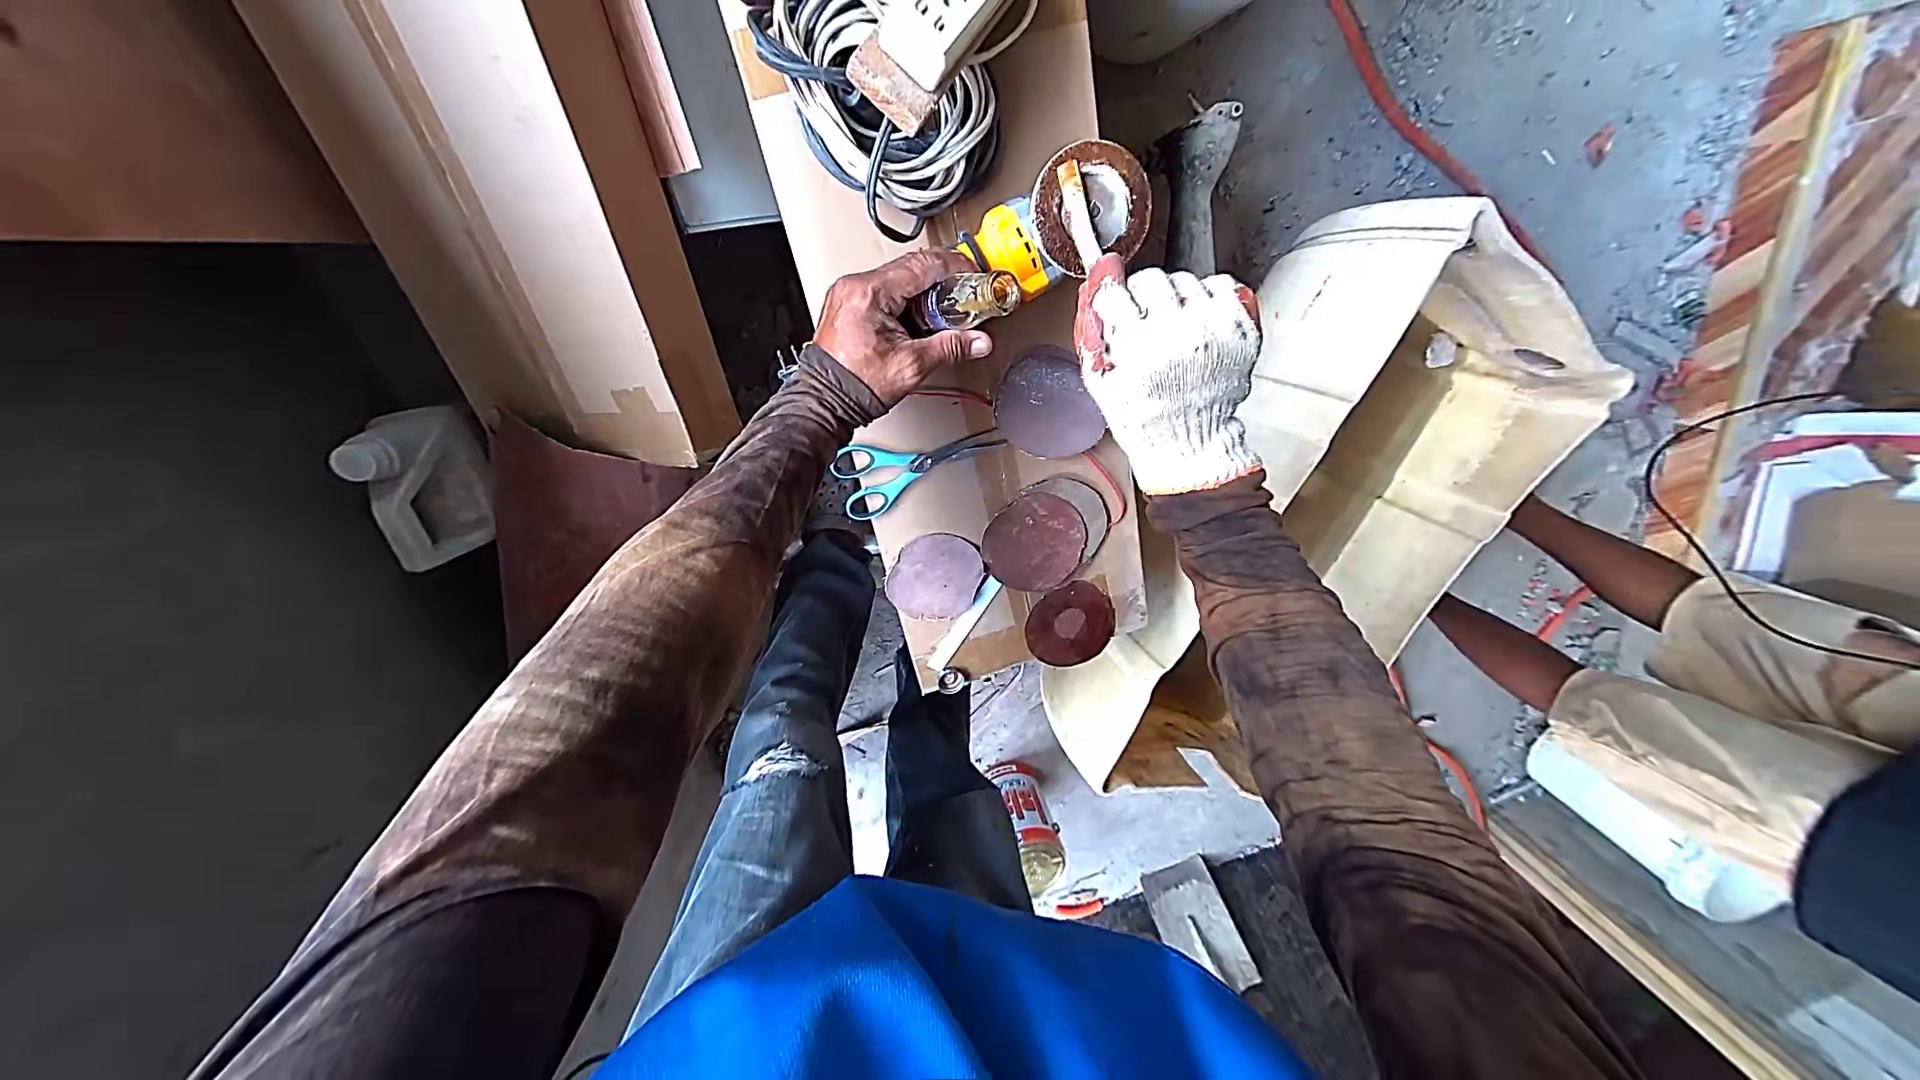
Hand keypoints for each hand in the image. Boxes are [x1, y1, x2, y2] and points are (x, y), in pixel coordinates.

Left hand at [814, 250, 995, 405]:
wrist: (827, 401)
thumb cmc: (855, 384)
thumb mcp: (912, 365)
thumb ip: (950, 347)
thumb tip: (978, 341)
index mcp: (869, 292)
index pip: (922, 265)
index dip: (954, 268)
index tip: (972, 276)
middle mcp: (855, 286)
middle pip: (910, 268)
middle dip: (941, 281)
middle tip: (963, 296)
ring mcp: (849, 294)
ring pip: (897, 278)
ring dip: (923, 292)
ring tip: (942, 313)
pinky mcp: (848, 305)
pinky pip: (883, 291)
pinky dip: (905, 300)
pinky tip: (918, 318)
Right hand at [1074, 254, 1263, 494]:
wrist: (1188, 442)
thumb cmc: (1143, 418)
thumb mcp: (1101, 380)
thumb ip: (1093, 329)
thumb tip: (1098, 278)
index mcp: (1135, 347)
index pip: (1115, 293)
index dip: (1113, 301)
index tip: (1117, 309)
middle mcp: (1175, 332)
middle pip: (1150, 279)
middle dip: (1142, 296)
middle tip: (1145, 318)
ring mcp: (1210, 329)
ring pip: (1185, 280)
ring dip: (1174, 298)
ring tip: (1173, 327)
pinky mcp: (1238, 329)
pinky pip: (1221, 285)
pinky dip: (1208, 297)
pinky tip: (1198, 321)